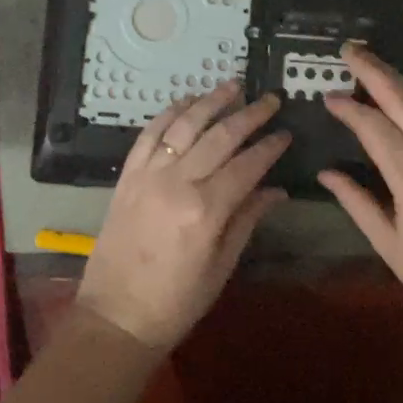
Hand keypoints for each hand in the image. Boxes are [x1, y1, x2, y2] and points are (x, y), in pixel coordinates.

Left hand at [77, 81, 289, 350]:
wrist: (115, 317)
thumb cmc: (176, 302)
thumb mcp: (221, 267)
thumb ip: (247, 220)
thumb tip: (276, 190)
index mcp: (206, 211)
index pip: (247, 165)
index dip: (270, 147)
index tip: (286, 133)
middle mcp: (177, 183)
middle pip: (220, 136)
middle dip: (249, 114)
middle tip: (270, 99)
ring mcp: (148, 175)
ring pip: (184, 124)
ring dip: (210, 101)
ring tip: (233, 85)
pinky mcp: (127, 176)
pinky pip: (150, 134)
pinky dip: (170, 113)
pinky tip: (188, 102)